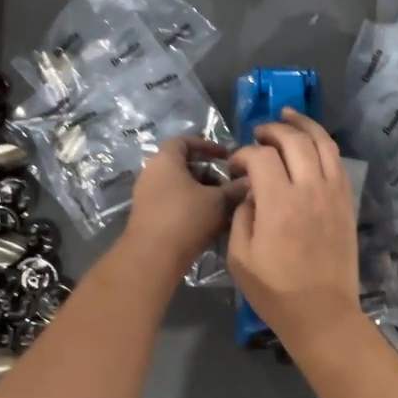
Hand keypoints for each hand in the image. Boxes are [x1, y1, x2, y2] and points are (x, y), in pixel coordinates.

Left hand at [121, 137, 239, 276]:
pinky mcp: (149, 218)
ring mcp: (147, 197)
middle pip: (183, 166)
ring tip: (224, 206)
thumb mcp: (218, 201)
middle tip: (229, 185)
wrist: (153, 257)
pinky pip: (174, 205)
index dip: (207, 145)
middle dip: (209, 174)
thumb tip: (250, 181)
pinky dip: (192, 208)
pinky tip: (211, 223)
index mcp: (165, 160)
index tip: (226, 156)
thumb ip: (235, 189)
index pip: (184, 141)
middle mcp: (151, 174)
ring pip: (180, 188)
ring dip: (202, 194)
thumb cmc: (186, 218)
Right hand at [227, 109, 363, 349]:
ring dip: (305, 125)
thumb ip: (241, 217)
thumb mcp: (240, 258)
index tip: (235, 166)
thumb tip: (251, 194)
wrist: (322, 313)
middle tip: (258, 133)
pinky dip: (323, 146)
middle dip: (273, 130)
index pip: (260, 157)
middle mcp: (310, 190)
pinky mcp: (346, 204)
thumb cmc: (276, 292)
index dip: (243, 154)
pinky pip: (338, 163)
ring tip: (289, 117)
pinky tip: (311, 145)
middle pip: (294, 140)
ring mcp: (333, 195)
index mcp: (279, 203)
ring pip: (324, 144)